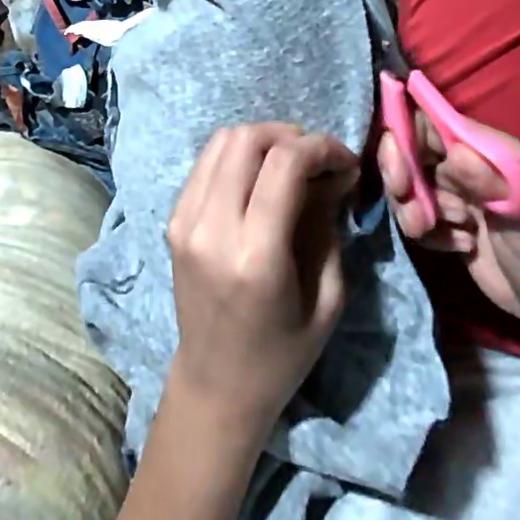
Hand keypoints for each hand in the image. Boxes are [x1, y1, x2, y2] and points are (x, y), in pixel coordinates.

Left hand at [165, 123, 359, 429]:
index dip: (321, 147)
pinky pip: (206, 162)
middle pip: (246, 139)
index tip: (345, 160)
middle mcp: (211, 229)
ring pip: (222, 141)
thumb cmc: (282, 353)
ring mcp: (184, 221)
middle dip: (291, 135)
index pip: (284, 163)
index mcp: (255, 256)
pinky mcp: (173, 220)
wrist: (215, 384)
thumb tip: (334, 170)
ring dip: (263, 139)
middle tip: (318, 159)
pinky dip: (237, 155)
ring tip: (291, 163)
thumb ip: (327, 223)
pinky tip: (259, 177)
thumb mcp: (327, 296)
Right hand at [379, 114, 519, 345]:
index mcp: (492, 152)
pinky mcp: (452, 223)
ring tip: (434, 234)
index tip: (399, 172)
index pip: (434, 122)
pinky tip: (459, 248)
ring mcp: (460, 195)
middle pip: (412, 150)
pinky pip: (419, 215)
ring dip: (411, 210)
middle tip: (416, 215)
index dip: (406, 136)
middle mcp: (471, 165)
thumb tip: (456, 154)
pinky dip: (426, 232)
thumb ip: (497, 187)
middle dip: (401, 178)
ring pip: (411, 185)